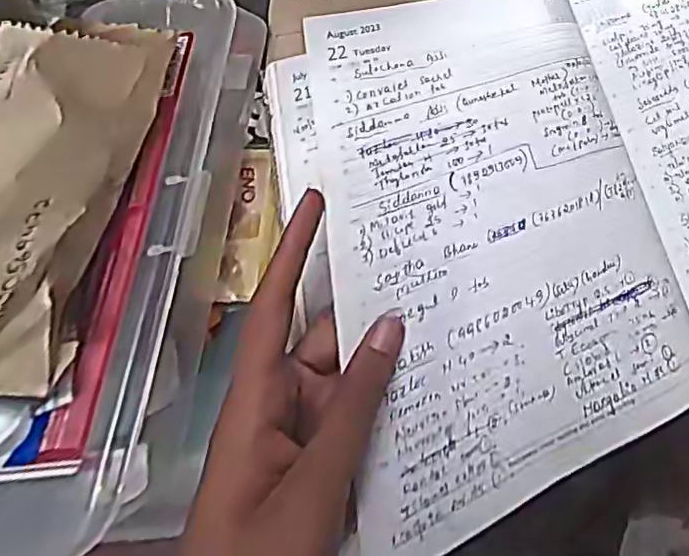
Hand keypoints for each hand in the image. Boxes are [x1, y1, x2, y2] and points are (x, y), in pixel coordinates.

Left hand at [183, 190, 403, 555]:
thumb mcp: (312, 484)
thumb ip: (356, 404)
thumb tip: (389, 328)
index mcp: (255, 401)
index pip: (275, 307)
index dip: (293, 251)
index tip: (315, 203)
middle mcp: (278, 406)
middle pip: (325, 338)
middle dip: (364, 303)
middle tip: (413, 260)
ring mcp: (300, 435)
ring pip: (347, 377)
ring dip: (382, 356)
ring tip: (434, 316)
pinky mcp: (319, 461)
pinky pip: (355, 413)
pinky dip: (384, 397)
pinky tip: (422, 381)